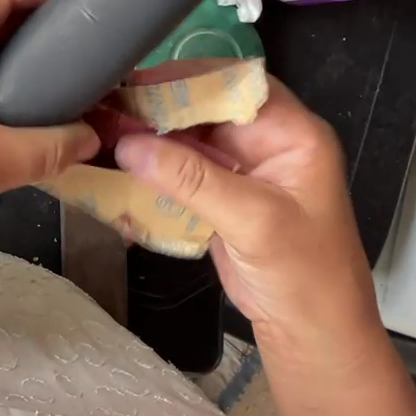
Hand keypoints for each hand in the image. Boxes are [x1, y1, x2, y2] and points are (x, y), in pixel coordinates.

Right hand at [113, 80, 379, 364]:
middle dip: (158, 107)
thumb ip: (191, 179)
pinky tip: (117, 166)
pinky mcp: (218, 197)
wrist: (312, 336)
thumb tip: (127, 145)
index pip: (235, 86)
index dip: (187, 78)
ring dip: (148, 137)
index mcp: (292, 134)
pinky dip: (150, 168)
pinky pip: (179, 170)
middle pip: (204, 109)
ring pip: (186, 138)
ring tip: (103, 131)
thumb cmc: (305, 276)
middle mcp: (265, 143)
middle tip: (108, 107)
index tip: (136, 81)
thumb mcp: (254, 220)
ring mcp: (239, 171)